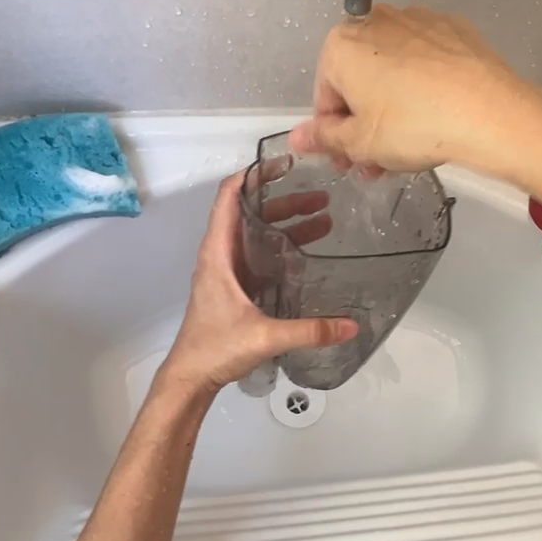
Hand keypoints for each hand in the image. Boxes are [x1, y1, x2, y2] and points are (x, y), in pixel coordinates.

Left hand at [158, 174, 357, 394]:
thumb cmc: (215, 349)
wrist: (191, 376)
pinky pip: (259, 256)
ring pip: (257, 235)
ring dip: (286, 224)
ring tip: (324, 220)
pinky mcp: (235, 287)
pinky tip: (307, 253)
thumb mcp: (265, 337)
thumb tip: (350, 326)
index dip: (254, 176)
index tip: (284, 165)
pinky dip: (282, 247)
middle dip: (284, 200)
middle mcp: (221, 255)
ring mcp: (228, 271)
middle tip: (320, 197)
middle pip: (251, 213)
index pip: (230, 197)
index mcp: (218, 254)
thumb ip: (309, 331)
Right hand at [286, 5, 541, 181]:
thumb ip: (324, 138)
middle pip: (358, 82)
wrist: (488, 112)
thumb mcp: (360, 143)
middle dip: (364, 125)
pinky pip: (424, 62)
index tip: (351, 161)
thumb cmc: (414, 126)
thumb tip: (297, 138)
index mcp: (341, 45)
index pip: (324, 98)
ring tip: (407, 150)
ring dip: (391, 111)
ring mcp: (417, 20)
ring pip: (391, 73)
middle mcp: (375, 20)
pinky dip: (422, 88)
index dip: (336, 136)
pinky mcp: (452, 29)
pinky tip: (436, 118)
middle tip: (378, 163)